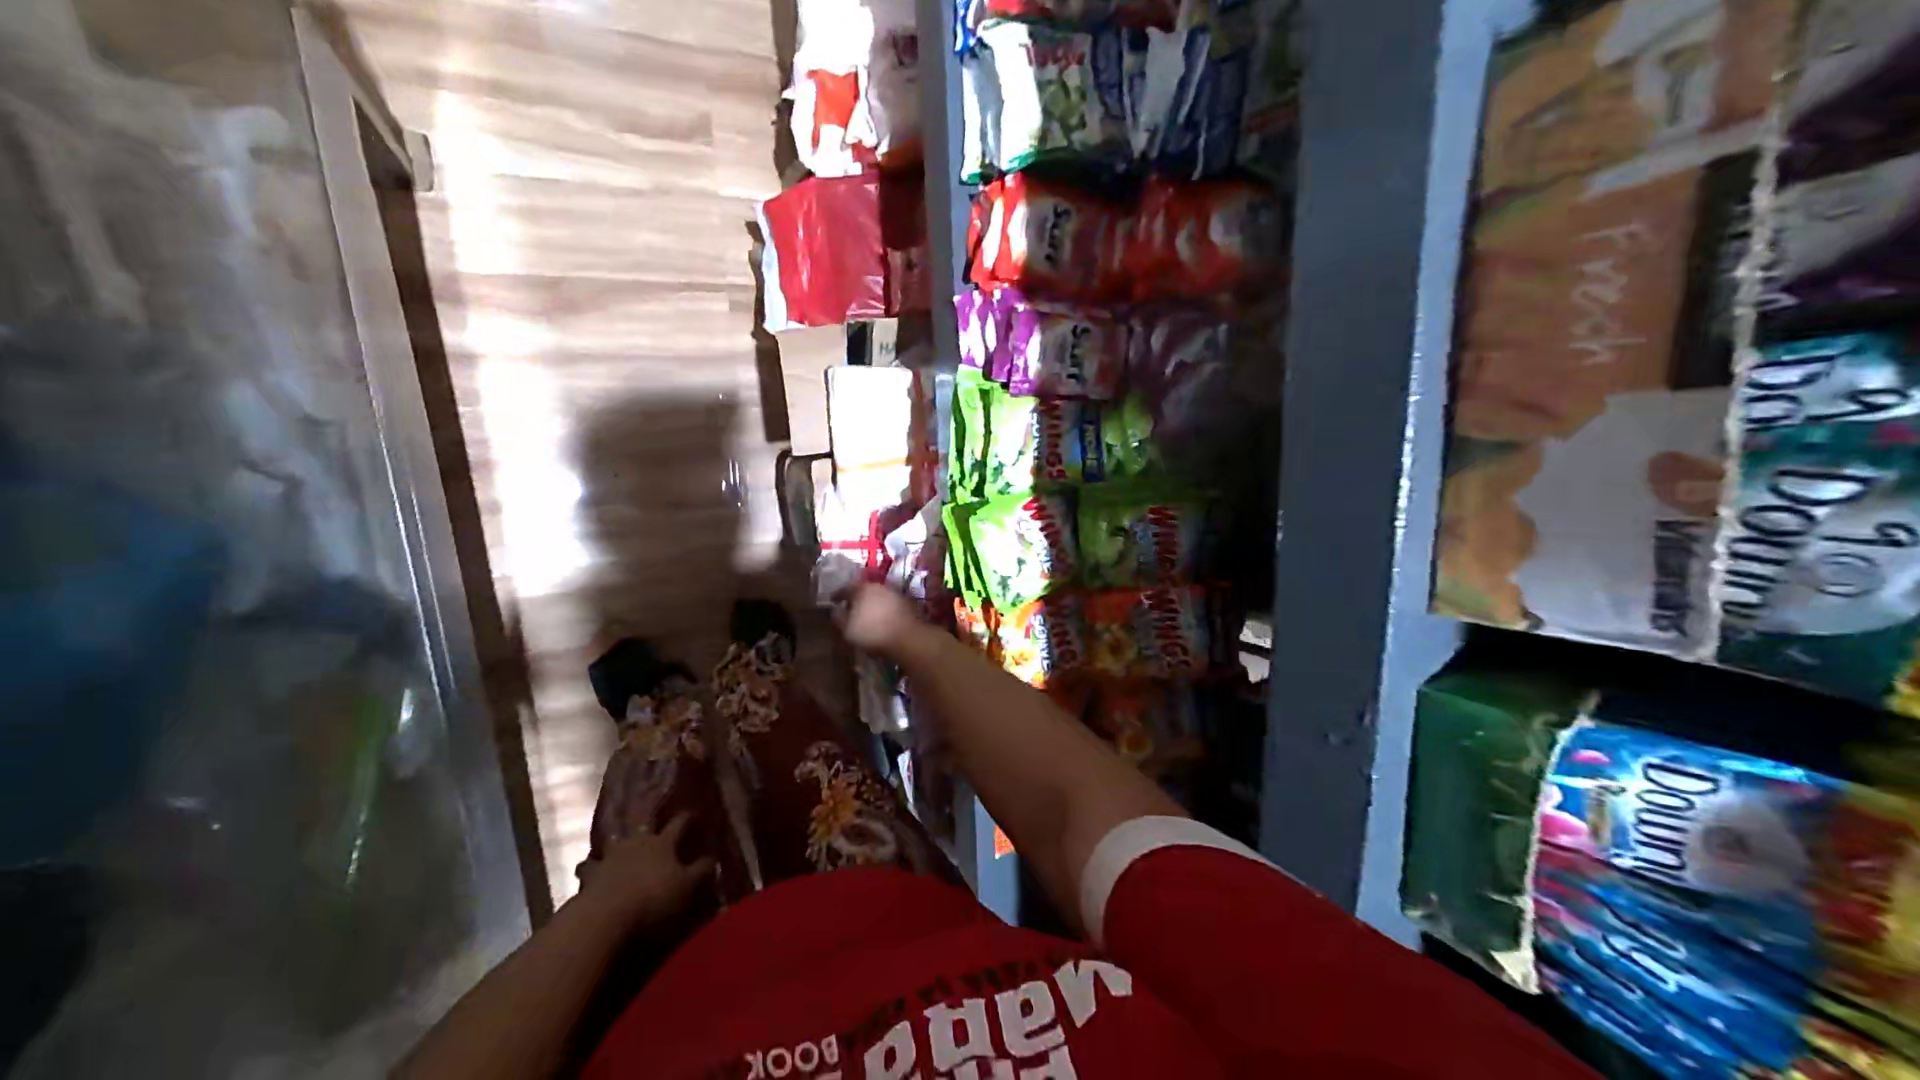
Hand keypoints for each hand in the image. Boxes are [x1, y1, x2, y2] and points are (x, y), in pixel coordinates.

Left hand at [574, 812, 713, 928]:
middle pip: (641, 827)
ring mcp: (609, 859)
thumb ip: (701, 870)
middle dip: (647, 825)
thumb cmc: (653, 898)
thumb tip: (713, 858)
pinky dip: (591, 871)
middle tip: (649, 824)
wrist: (604, 917)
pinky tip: (591, 877)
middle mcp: (635, 844)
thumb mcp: (688, 886)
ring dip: (614, 846)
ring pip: (611, 844)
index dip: (687, 818)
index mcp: (662, 843)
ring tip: (614, 849)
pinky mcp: (588, 879)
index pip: (679, 824)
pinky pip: (589, 870)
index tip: (694, 814)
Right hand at [835, 582, 928, 660]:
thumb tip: (835, 609)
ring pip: (876, 595)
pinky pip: (887, 603)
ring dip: (869, 602)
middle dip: (854, 597)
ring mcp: (893, 593)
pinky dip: (880, 608)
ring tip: (863, 613)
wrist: (907, 638)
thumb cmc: (872, 633)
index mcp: (861, 589)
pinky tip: (879, 618)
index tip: (831, 601)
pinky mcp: (905, 602)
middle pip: (862, 589)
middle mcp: (877, 586)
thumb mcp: (847, 629)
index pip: (845, 589)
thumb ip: (838, 617)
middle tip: (847, 606)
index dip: (837, 595)